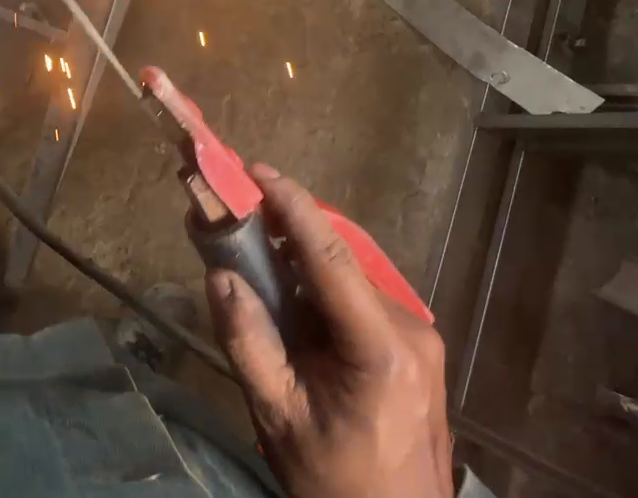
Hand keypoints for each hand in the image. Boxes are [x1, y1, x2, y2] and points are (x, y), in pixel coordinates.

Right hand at [205, 166, 451, 497]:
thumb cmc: (335, 480)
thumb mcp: (277, 418)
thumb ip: (247, 343)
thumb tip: (219, 273)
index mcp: (380, 347)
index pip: (330, 256)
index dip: (292, 206)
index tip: (255, 170)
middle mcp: (409, 328)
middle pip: (337, 258)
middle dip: (286, 227)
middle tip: (235, 209)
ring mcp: (418, 336)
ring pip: (347, 274)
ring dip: (299, 255)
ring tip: (251, 249)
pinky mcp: (414, 346)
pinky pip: (356, 295)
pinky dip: (317, 282)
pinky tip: (286, 291)